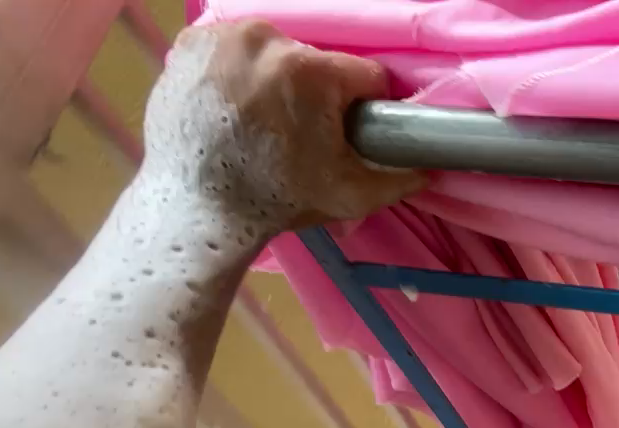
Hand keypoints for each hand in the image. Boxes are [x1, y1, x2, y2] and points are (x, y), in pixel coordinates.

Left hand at [142, 20, 425, 234]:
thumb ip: (397, 180)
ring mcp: (224, 35)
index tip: (358, 131)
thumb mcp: (351, 195)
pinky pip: (237, 51)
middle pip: (319, 63)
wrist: (199, 201)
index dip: (371, 107)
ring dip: (283, 82)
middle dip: (321, 95)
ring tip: (270, 123)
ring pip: (278, 55)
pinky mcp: (191, 40)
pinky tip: (239, 109)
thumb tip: (427, 171)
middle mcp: (267, 39)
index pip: (367, 75)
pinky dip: (244, 75)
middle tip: (307, 136)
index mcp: (311, 71)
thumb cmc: (280, 196)